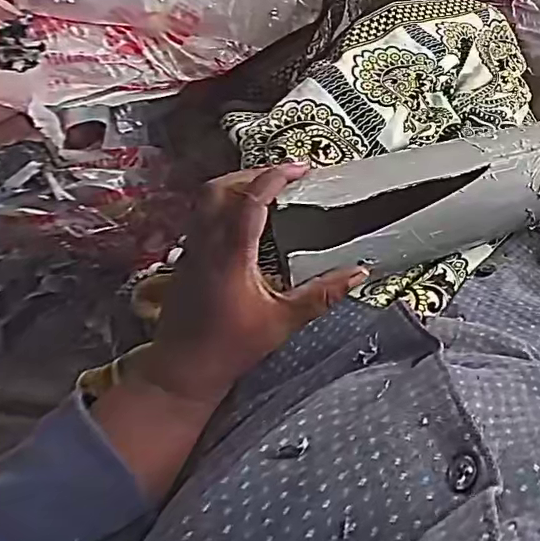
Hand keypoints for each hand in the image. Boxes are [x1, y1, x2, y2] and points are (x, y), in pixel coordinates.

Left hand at [135, 163, 365, 405]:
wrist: (180, 372)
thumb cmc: (230, 348)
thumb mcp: (283, 322)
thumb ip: (322, 294)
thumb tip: (358, 273)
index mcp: (231, 254)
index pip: (251, 199)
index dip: (276, 176)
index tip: (301, 168)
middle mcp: (207, 243)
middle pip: (221, 187)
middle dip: (254, 173)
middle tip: (286, 176)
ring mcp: (192, 247)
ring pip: (206, 197)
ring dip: (237, 184)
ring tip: (268, 189)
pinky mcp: (187, 256)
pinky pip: (202, 212)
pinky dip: (225, 201)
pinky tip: (246, 216)